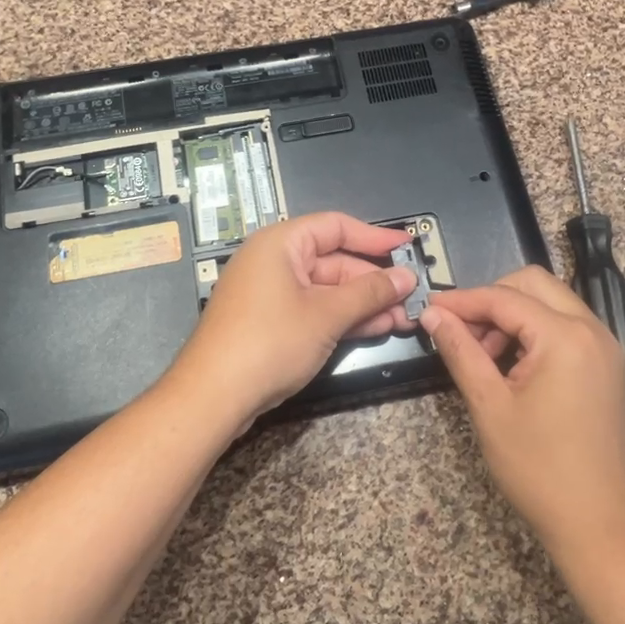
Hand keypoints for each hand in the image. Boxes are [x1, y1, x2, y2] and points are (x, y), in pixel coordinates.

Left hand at [166, 213, 414, 424]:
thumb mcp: (326, 315)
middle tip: (411, 296)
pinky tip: (376, 328)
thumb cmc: (268, 343)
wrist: (213, 397)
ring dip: (364, 303)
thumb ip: (369, 293)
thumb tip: (405, 277)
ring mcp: (271, 294)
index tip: (407, 247)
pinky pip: (314, 309)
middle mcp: (273, 261)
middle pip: (334, 260)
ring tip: (403, 317)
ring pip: (327, 289)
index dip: (374, 237)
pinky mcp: (271, 323)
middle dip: (373, 280)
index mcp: (280, 244)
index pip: (335, 226)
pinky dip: (343, 317)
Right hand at [420, 266, 624, 551]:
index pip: (504, 298)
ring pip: (551, 302)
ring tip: (482, 355)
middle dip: (491, 300)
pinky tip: (511, 364)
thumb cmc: (539, 468)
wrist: (599, 522)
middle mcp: (592, 329)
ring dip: (513, 315)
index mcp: (565, 336)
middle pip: (533, 284)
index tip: (428, 309)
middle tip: (460, 332)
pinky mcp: (607, 365)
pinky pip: (565, 326)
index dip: (462, 301)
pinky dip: (535, 331)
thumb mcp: (489, 407)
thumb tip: (433, 315)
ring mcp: (605, 347)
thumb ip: (461, 351)